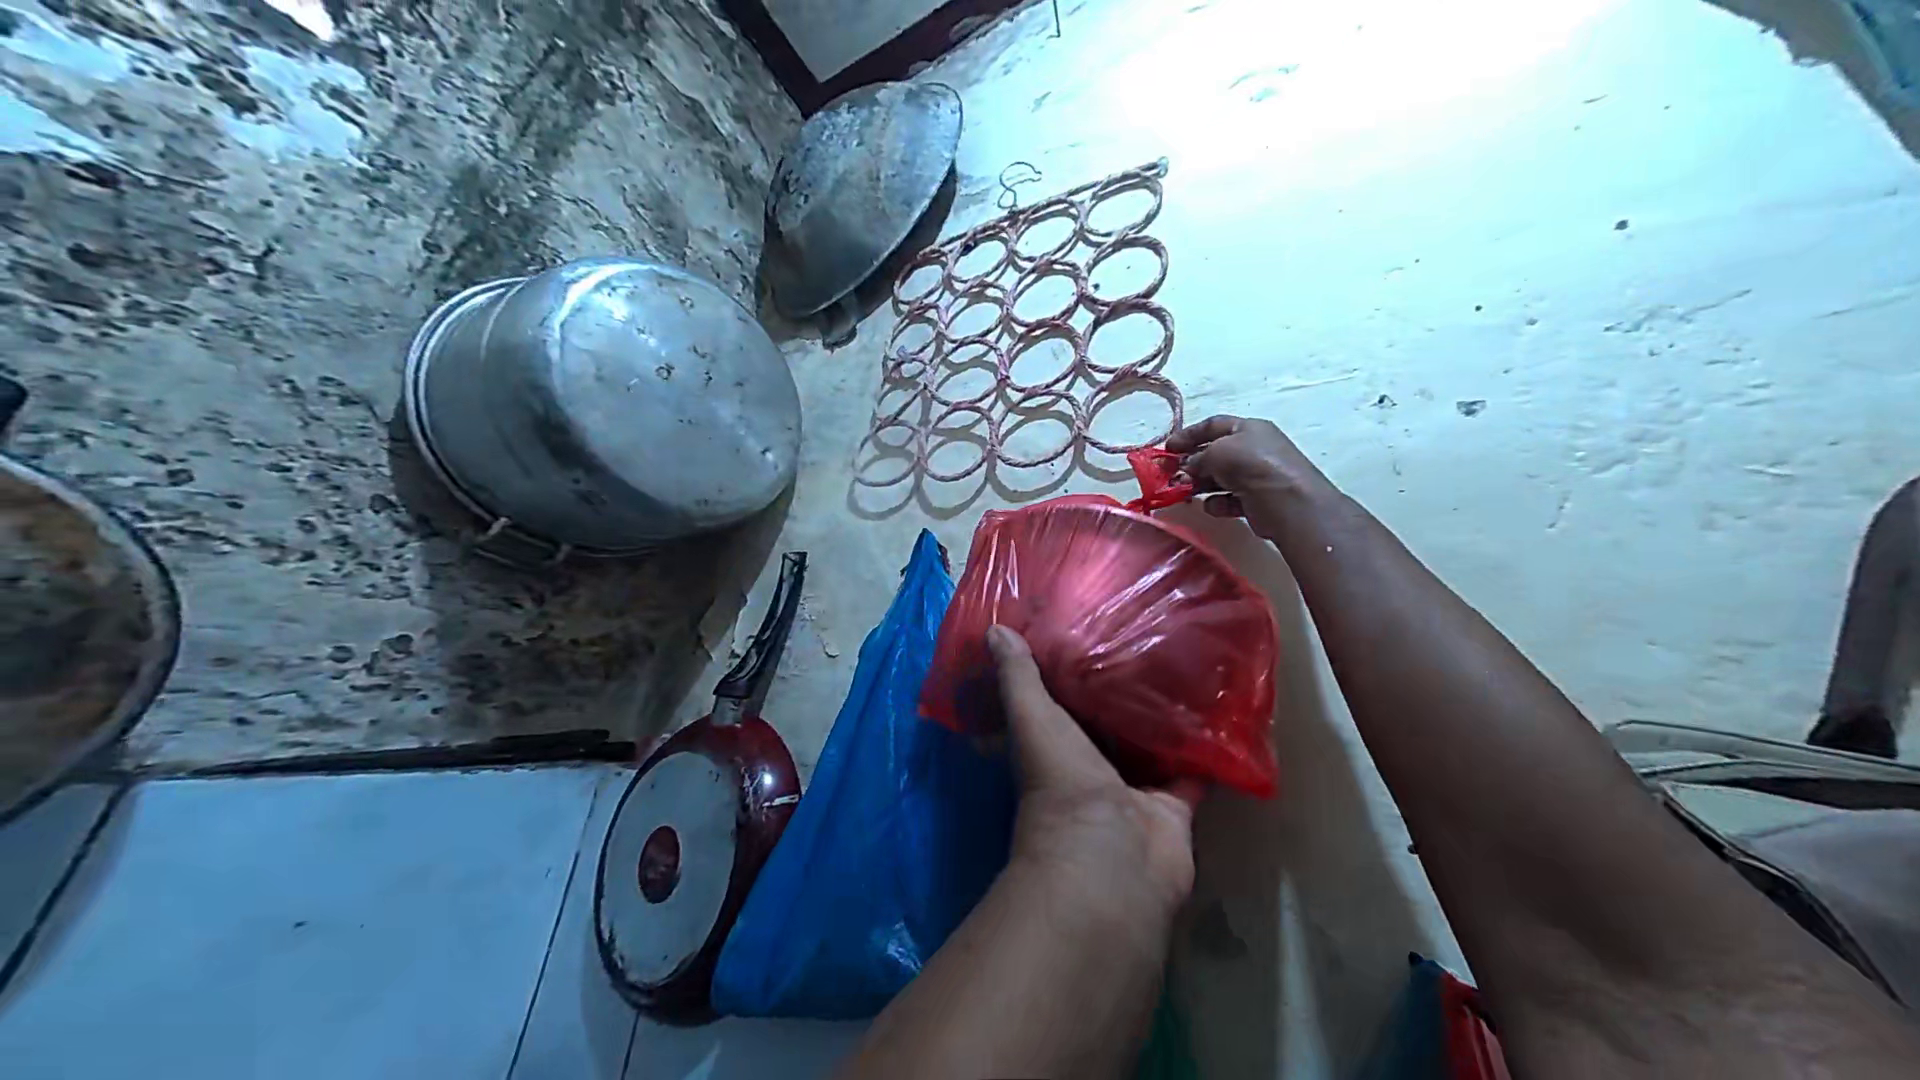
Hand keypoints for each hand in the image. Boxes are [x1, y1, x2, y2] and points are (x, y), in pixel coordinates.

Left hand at [988, 625, 1199, 922]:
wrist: (1111, 857)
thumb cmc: (1061, 781)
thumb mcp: (1032, 718)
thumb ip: (1017, 678)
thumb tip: (993, 630)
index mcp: (1054, 745)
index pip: (1060, 701)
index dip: (1069, 672)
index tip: (1088, 632)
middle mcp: (1092, 766)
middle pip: (1109, 723)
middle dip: (1123, 691)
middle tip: (1147, 639)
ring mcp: (1133, 788)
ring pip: (1151, 746)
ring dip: (1164, 717)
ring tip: (1188, 664)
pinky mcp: (1173, 805)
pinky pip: (1193, 772)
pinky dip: (1206, 751)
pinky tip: (1223, 711)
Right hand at [1167, 414, 1335, 526]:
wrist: (1288, 502)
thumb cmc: (1252, 465)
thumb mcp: (1217, 451)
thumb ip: (1196, 457)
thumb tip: (1187, 466)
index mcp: (1248, 428)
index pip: (1213, 425)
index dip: (1188, 434)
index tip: (1167, 447)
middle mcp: (1253, 449)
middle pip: (1214, 453)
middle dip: (1190, 462)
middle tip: (1169, 474)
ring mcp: (1256, 476)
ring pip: (1219, 478)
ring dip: (1199, 484)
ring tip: (1183, 492)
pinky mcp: (1256, 501)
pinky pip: (1229, 499)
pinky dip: (1218, 503)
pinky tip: (1213, 506)